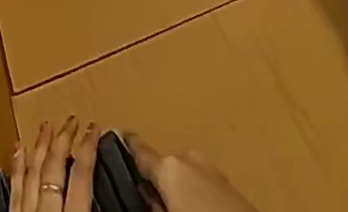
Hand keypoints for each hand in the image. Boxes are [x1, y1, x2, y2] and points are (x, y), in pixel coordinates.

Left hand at [10, 117, 99, 211]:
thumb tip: (111, 200)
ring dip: (40, 147)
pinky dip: (17, 167)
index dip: (88, 148)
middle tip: (71, 119)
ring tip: (46, 125)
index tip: (94, 127)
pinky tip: (18, 151)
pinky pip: (14, 189)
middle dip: (63, 140)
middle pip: (54, 167)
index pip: (82, 175)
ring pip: (32, 172)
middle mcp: (46, 210)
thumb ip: (96, 208)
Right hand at [128, 135, 258, 211]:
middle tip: (152, 201)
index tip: (113, 144)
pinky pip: (205, 187)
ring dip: (180, 192)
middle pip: (163, 166)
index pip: (137, 150)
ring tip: (176, 208)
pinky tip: (199, 211)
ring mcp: (215, 172)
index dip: (123, 149)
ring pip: (186, 176)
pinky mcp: (234, 188)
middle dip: (157, 182)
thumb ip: (149, 204)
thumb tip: (143, 196)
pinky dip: (198, 197)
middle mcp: (191, 159)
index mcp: (170, 164)